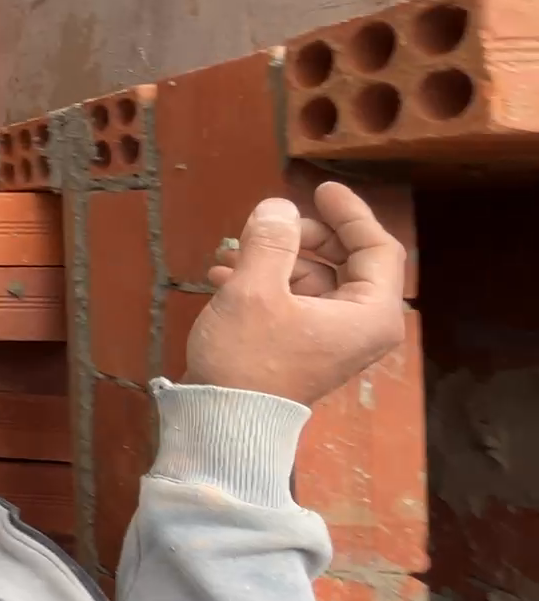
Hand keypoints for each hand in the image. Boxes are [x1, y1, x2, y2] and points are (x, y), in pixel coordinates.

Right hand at [185, 181, 406, 404]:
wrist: (226, 410)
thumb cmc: (247, 353)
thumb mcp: (252, 291)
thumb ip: (268, 244)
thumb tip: (277, 207)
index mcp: (369, 312)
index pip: (376, 250)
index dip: (349, 215)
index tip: (320, 189)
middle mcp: (359, 323)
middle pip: (342, 262)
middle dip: (299, 239)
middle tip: (262, 226)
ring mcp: (328, 335)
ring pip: (309, 278)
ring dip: (271, 259)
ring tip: (229, 253)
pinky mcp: (298, 342)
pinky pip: (289, 298)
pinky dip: (261, 281)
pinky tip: (223, 276)